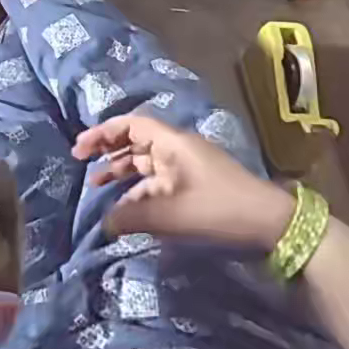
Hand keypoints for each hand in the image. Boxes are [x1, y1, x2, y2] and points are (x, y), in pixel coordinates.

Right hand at [73, 114, 292, 249]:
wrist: (268, 222)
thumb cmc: (219, 208)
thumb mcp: (173, 214)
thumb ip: (134, 217)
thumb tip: (104, 223)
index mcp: (173, 143)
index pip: (131, 125)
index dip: (103, 132)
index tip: (80, 148)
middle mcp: (176, 149)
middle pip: (135, 141)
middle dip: (107, 149)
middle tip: (81, 162)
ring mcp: (185, 166)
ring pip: (144, 162)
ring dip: (120, 171)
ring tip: (96, 185)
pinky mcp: (192, 185)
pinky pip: (156, 181)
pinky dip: (138, 190)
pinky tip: (125, 207)